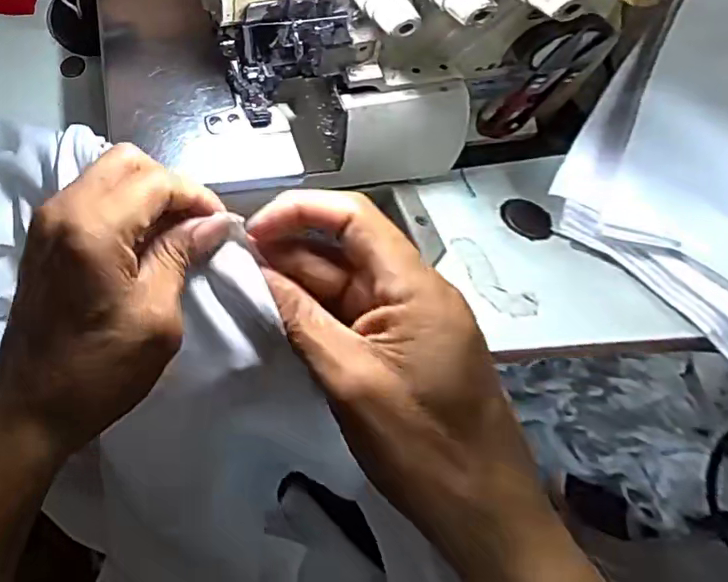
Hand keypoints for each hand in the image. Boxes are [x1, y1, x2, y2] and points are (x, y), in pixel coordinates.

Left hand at [0, 144, 231, 456]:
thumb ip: (181, 254)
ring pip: (108, 169)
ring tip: (170, 229)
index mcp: (93, 227)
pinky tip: (140, 235)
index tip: (218, 222)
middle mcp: (64, 207)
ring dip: (145, 189)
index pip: (156, 180)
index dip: (195, 195)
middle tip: (192, 222)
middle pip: (128, 159)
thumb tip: (213, 222)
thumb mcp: (156, 316)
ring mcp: (48, 216)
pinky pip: (91, 191)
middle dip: (168, 183)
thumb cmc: (98, 370)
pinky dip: (121, 200)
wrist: (29, 406)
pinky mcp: (43, 230)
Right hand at [249, 191, 597, 581]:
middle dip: (292, 244)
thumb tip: (258, 272)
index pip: (353, 216)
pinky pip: (352, 308)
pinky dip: (316, 306)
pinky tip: (282, 309)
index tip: (255, 230)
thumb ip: (301, 318)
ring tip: (250, 279)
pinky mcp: (401, 342)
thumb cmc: (424, 447)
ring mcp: (408, 316)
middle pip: (346, 243)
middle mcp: (414, 288)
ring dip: (299, 276)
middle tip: (240, 258)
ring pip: (344, 277)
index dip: (299, 211)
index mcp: (414, 284)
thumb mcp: (351, 380)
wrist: (486, 516)